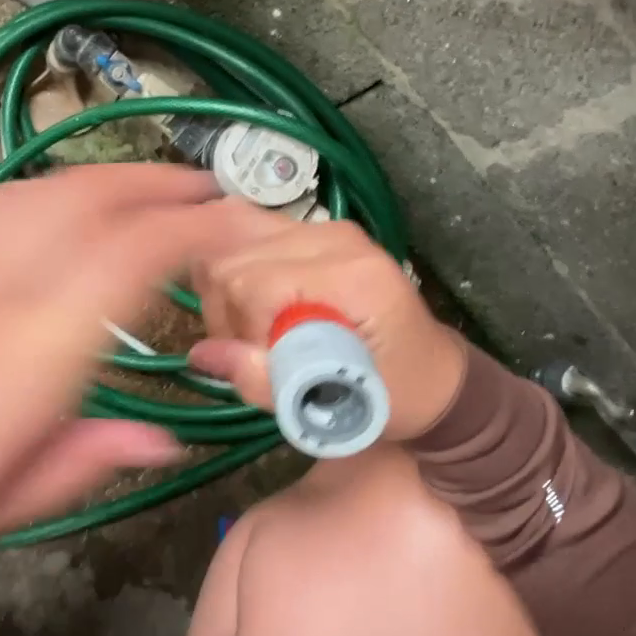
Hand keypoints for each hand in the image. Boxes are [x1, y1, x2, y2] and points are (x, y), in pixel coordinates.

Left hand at [0, 164, 253, 635]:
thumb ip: (71, 462)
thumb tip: (156, 435)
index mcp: (7, 357)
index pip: (130, 256)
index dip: (198, 228)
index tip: (239, 223)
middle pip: (89, 199)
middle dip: (162, 185)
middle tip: (210, 190)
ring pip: (35, 191)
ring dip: (103, 180)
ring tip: (145, 190)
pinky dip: (37, 198)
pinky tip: (44, 220)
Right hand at [187, 215, 466, 441]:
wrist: (434, 376)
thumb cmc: (393, 397)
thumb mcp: (332, 409)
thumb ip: (265, 382)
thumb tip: (200, 354)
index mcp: (352, 276)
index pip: (252, 282)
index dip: (241, 326)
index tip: (264, 360)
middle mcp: (335, 237)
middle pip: (234, 259)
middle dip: (226, 309)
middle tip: (252, 349)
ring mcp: (321, 226)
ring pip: (230, 237)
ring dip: (225, 287)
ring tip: (251, 324)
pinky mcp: (309, 228)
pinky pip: (244, 229)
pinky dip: (232, 264)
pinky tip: (247, 297)